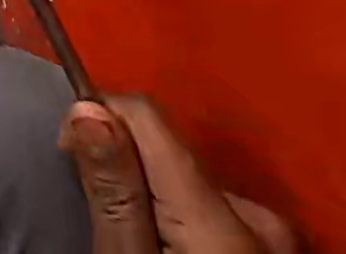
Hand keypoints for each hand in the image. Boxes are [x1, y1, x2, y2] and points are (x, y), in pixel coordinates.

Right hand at [59, 95, 295, 253]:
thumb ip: (115, 192)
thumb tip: (84, 105)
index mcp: (225, 214)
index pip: (147, 113)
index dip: (98, 116)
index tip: (66, 150)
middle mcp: (261, 213)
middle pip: (166, 147)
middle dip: (126, 164)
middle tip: (103, 216)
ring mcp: (279, 236)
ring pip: (187, 176)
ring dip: (154, 190)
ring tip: (138, 234)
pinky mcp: (278, 252)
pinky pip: (212, 206)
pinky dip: (183, 215)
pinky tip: (172, 242)